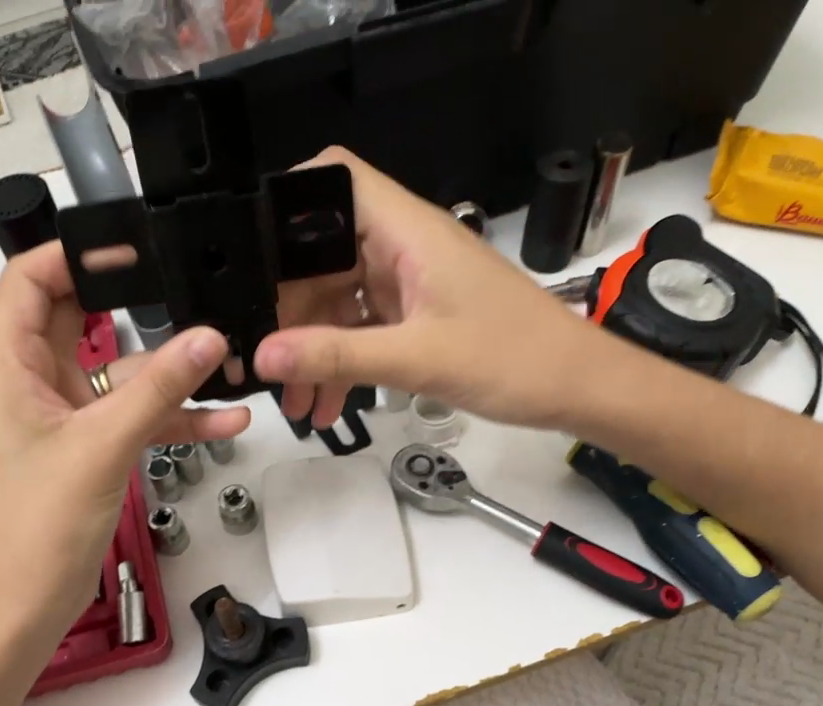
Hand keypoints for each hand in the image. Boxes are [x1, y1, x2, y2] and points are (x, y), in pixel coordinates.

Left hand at [0, 243, 246, 649]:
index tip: (129, 242)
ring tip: (228, 363)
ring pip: (118, 374)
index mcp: (10, 366)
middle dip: (135, 305)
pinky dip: (172, 418)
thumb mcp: (102, 446)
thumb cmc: (39, 526)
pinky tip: (225, 420)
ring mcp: (63, 416)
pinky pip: (133, 416)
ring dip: (169, 374)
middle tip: (187, 282)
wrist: (29, 604)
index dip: (73, 254)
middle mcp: (32, 382)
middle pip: (81, 320)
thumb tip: (210, 338)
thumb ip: (159, 390)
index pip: (30, 281)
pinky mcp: (88, 447)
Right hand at [258, 148, 613, 430]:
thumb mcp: (418, 358)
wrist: (576, 387)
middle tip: (262, 358)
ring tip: (293, 404)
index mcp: (407, 232)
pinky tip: (325, 407)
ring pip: (338, 303)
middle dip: (288, 309)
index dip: (286, 203)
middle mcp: (403, 248)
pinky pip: (362, 332)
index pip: (334, 181)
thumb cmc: (515, 357)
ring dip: (312, 351)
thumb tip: (265, 356)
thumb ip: (337, 356)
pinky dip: (341, 365)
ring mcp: (409, 283)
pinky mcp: (416, 316)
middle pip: (321, 256)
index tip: (246, 252)